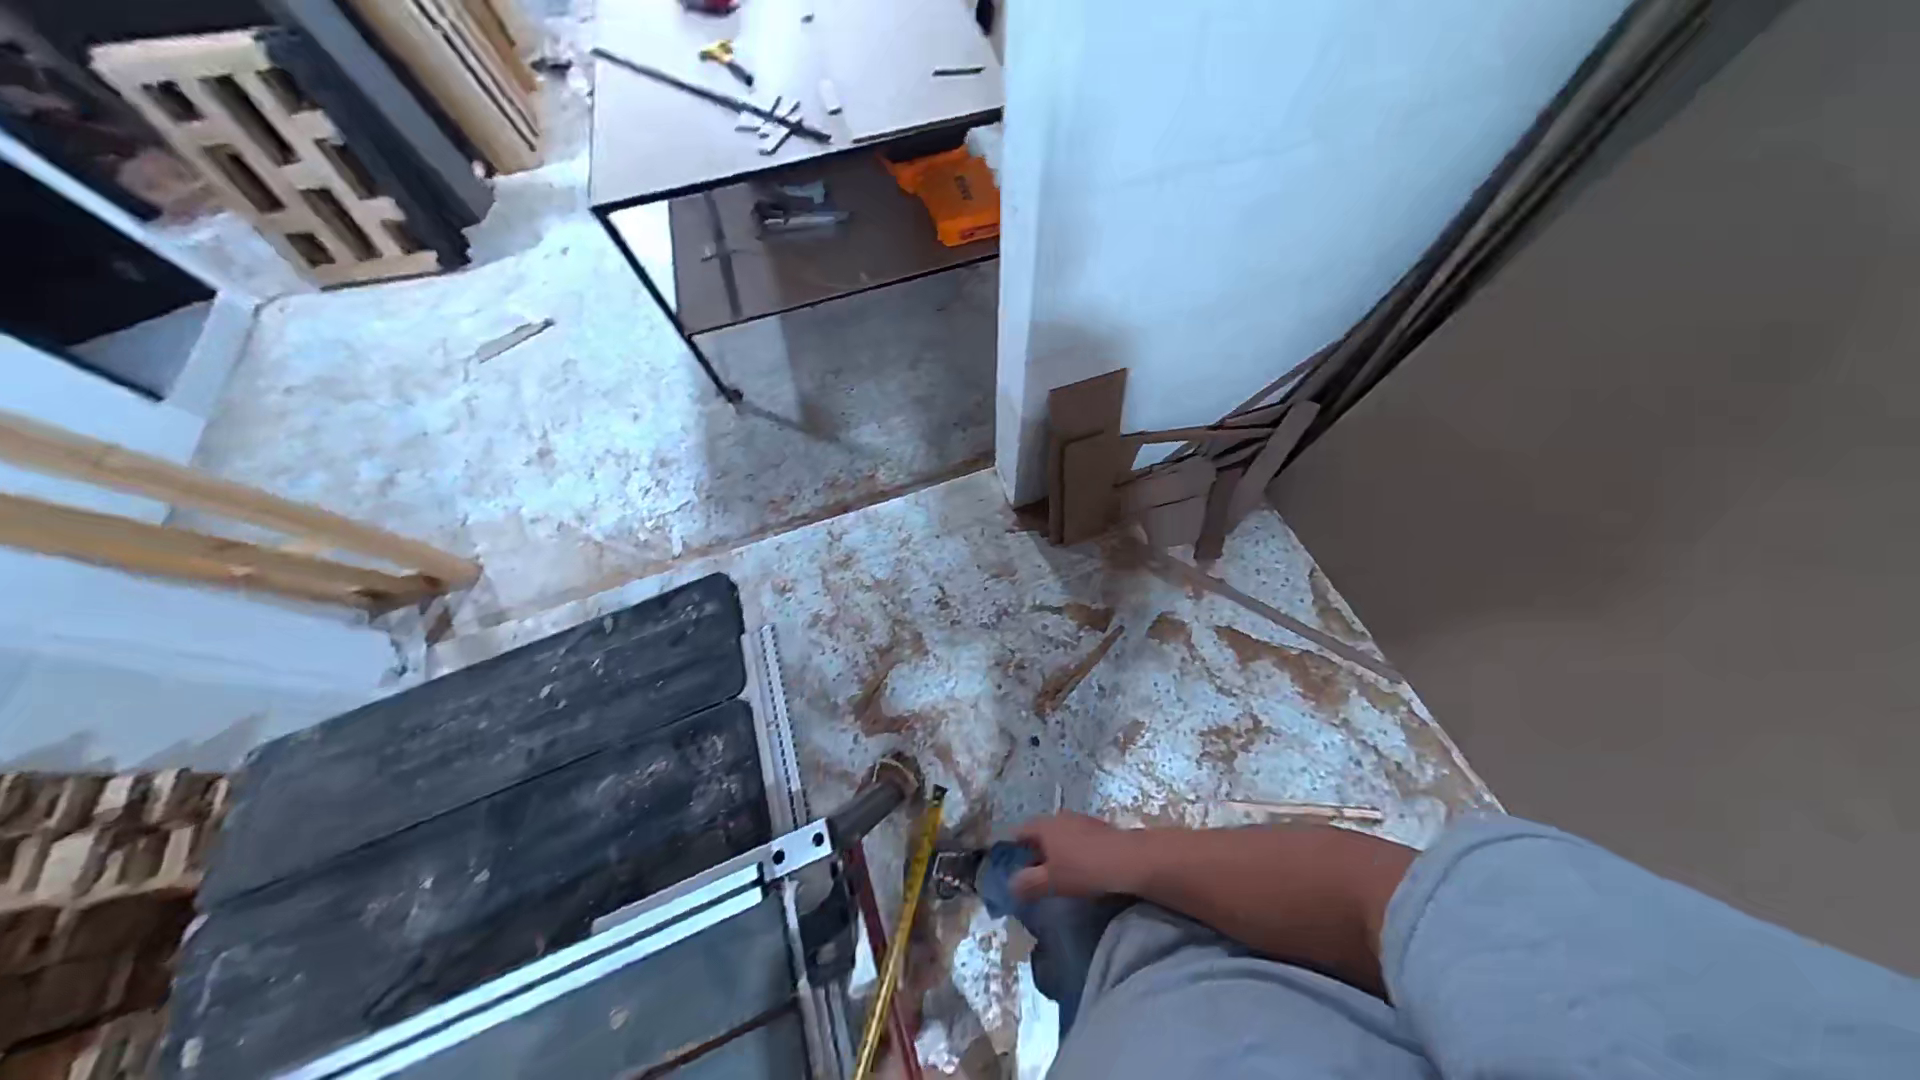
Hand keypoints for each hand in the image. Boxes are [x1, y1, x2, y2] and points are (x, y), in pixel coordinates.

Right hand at [1009, 812, 1140, 900]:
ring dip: (1056, 851)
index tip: (1012, 866)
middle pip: (1040, 833)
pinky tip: (1081, 868)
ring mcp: (1081, 820)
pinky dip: (1073, 851)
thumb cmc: (1083, 869)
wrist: (1127, 860)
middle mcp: (1060, 817)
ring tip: (1058, 874)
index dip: (1013, 848)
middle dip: (1035, 851)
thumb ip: (1028, 883)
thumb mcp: (1051, 882)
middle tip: (1034, 874)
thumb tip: (1010, 886)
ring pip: (1060, 835)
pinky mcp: (1099, 829)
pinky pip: (1077, 839)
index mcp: (1044, 826)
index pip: (1020, 832)